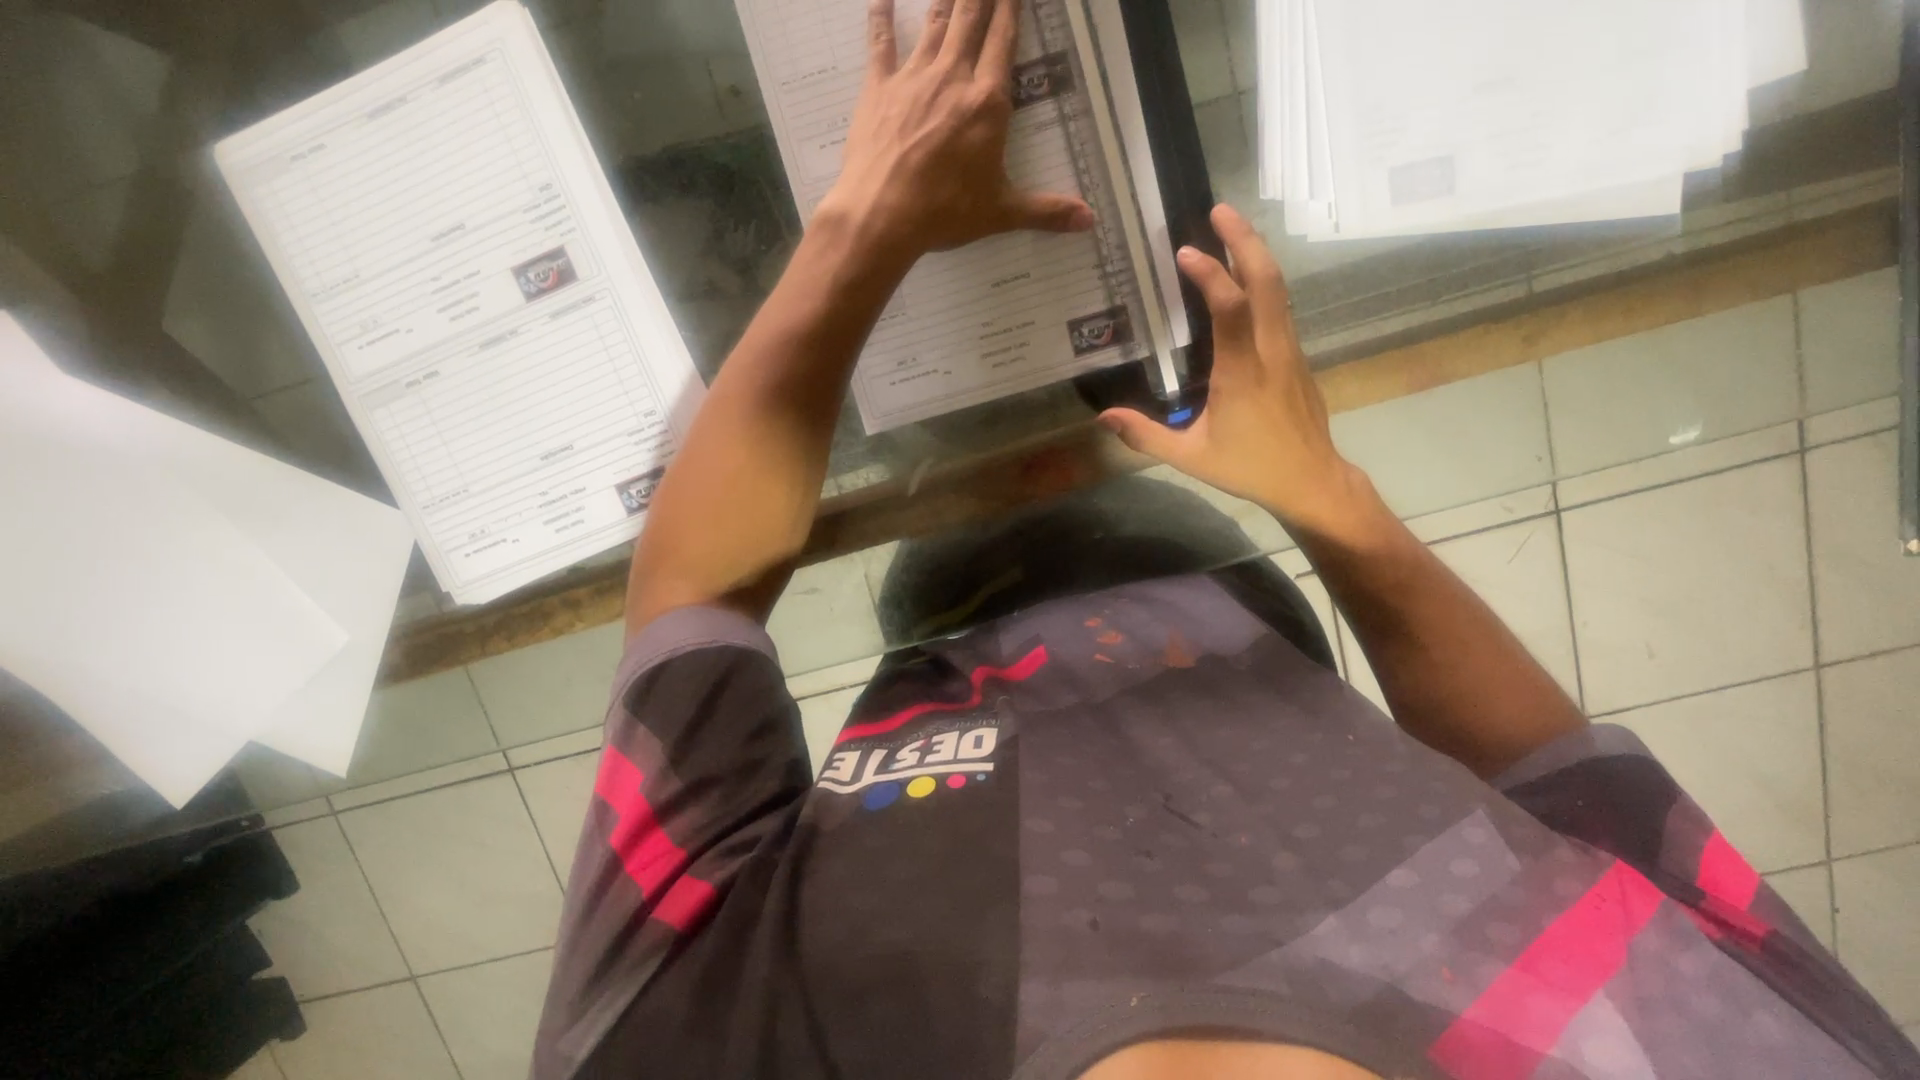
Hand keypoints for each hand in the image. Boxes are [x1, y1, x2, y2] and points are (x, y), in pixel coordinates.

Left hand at [815, 0, 1095, 269]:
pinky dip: (880, 17)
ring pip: (933, 24)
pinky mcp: (878, 90)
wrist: (882, 214)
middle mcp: (953, 78)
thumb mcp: (1001, 213)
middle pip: (970, 19)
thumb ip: (1046, 211)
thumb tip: (1090, 221)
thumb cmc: (945, 213)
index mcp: (988, 103)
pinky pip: (880, 44)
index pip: (1004, 40)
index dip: (1011, 6)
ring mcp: (913, 79)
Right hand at [1099, 205, 1376, 539]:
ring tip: (1230, 231)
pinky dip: (1262, 282)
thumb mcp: (1191, 457)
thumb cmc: (1251, 468)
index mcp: (1244, 371)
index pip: (1231, 308)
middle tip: (1219, 210)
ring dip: (1256, 255)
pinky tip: (1244, 279)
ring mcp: (1290, 351)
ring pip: (1280, 290)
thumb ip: (1146, 436)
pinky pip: (1281, 308)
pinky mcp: (1297, 357)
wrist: (1312, 481)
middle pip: (1267, 281)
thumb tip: (1104, 417)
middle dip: (1245, 240)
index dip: (1210, 275)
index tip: (1186, 252)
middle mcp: (1272, 350)